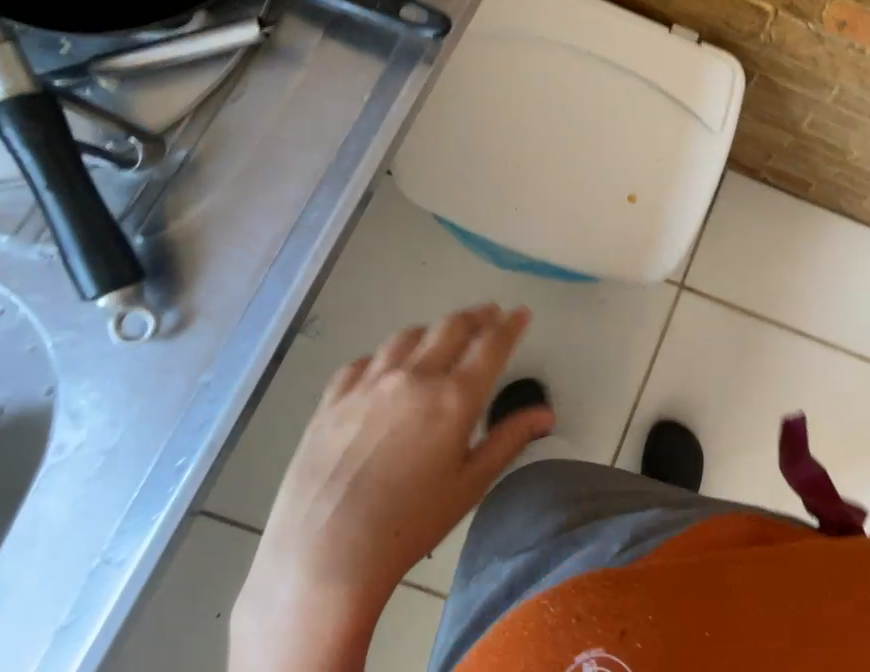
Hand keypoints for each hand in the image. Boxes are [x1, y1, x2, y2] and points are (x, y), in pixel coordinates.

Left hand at [234, 306, 552, 647]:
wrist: (324, 556)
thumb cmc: (409, 524)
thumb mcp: (471, 484)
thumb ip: (509, 440)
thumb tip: (545, 413)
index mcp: (454, 398)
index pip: (491, 345)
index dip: (510, 325)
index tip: (520, 313)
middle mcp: (413, 378)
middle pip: (450, 327)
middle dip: (476, 316)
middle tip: (489, 315)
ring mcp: (367, 385)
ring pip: (406, 337)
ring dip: (432, 330)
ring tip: (442, 336)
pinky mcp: (331, 400)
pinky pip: (363, 361)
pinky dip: (385, 356)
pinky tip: (387, 369)